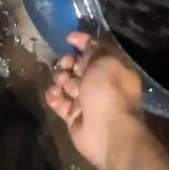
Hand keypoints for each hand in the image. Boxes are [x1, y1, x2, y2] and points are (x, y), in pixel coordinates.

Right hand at [45, 31, 148, 169]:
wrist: (106, 131)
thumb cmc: (108, 91)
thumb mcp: (104, 61)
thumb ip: (94, 49)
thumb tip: (85, 43)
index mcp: (115, 70)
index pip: (98, 51)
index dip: (84, 43)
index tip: (68, 38)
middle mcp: (102, 85)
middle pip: (81, 68)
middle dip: (70, 62)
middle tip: (64, 63)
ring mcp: (88, 102)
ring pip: (69, 85)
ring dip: (61, 79)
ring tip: (61, 81)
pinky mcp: (74, 117)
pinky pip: (60, 102)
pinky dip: (54, 97)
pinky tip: (54, 93)